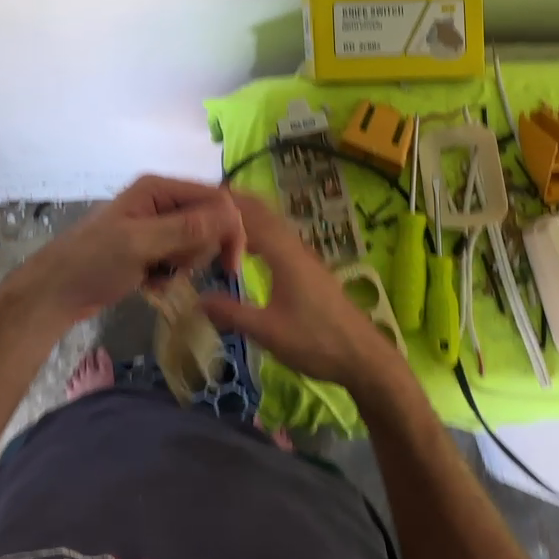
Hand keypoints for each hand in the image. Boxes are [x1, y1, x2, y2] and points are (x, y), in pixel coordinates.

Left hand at [7, 175, 245, 325]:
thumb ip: (184, 228)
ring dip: (183, 265)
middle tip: (173, 267)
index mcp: (157, 188)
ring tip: (155, 275)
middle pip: (209, 221)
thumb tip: (231, 214)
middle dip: (199, 250)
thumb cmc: (92, 263)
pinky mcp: (150, 248)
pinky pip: (180, 259)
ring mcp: (155, 225)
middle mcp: (160, 200)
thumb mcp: (139, 244)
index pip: (215, 198)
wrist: (55, 294)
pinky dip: (170, 275)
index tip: (232, 264)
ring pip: (197, 243)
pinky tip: (148, 283)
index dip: (230, 228)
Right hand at [199, 192, 406, 393]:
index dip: (223, 206)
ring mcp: (304, 257)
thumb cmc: (316, 342)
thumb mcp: (268, 332)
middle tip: (200, 205)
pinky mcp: (309, 270)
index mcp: (284, 255)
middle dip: (232, 204)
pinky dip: (257, 232)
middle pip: (261, 212)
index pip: (249, 217)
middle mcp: (294, 247)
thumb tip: (196, 300)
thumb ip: (232, 313)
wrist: (364, 358)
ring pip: (271, 224)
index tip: (194, 200)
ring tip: (215, 221)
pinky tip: (245, 248)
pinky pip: (277, 237)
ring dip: (246, 217)